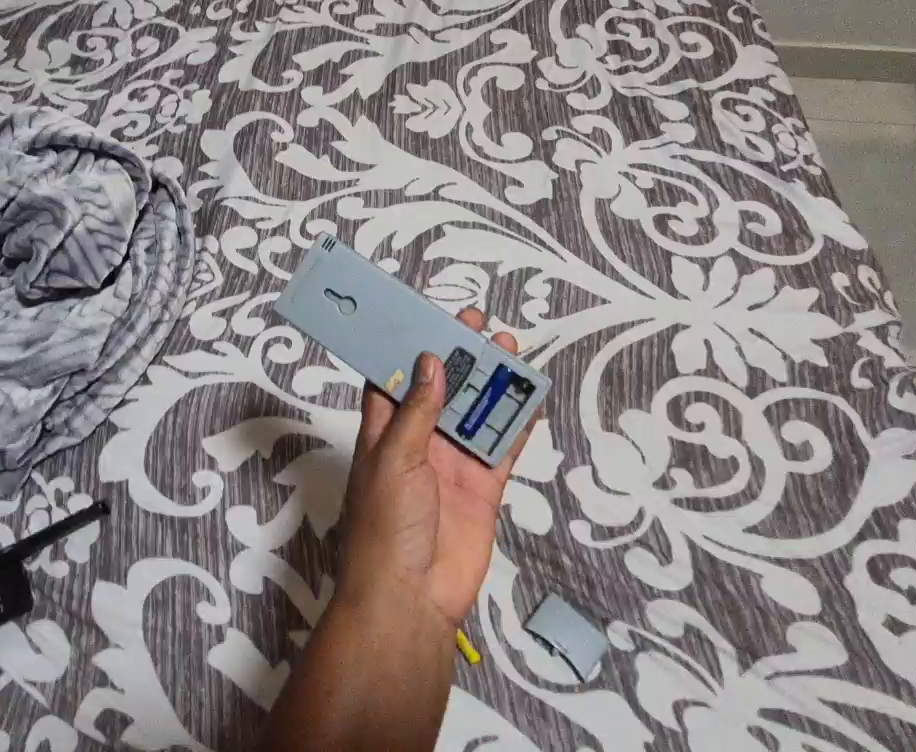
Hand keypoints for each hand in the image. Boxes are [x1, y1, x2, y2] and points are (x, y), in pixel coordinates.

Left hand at [336, 307, 532, 628]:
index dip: (405, 348)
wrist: (412, 599)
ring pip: (474, 412)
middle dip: (456, 356)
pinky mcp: (482, 487)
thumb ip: (416, 412)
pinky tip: (532, 397)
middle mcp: (418, 442)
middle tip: (476, 322)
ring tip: (508, 347)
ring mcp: (452, 464)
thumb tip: (431, 362)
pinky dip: (517, 423)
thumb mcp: (394, 459)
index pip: (391, 380)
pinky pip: (502, 447)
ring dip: (490, 382)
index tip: (423, 316)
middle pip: (440, 389)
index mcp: (384, 432)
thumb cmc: (386, 525)